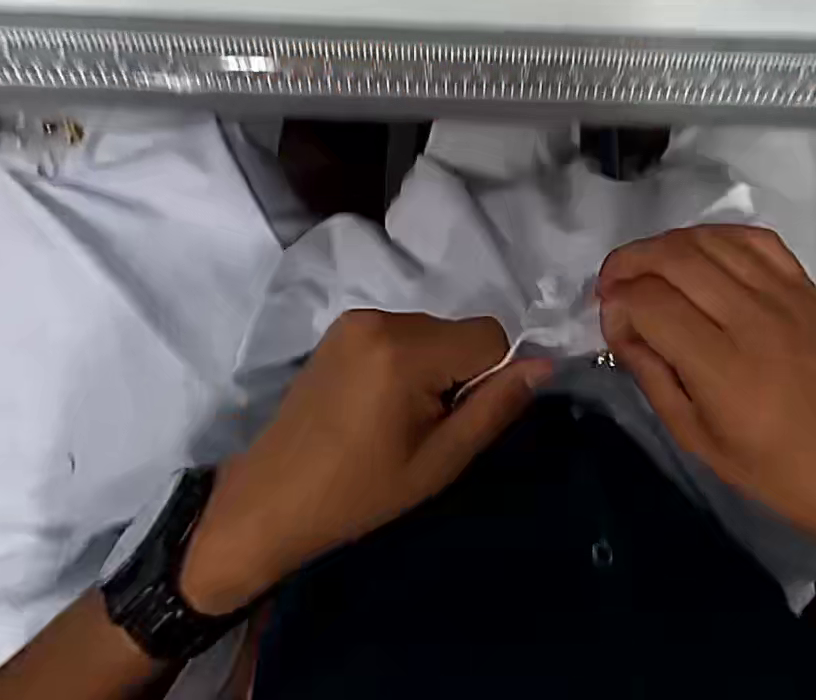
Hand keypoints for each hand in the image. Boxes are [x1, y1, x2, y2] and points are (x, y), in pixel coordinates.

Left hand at [179, 311, 550, 613]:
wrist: (270, 498)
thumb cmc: (358, 492)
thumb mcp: (439, 461)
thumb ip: (495, 407)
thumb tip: (544, 365)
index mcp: (406, 350)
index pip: (490, 336)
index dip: (490, 378)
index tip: (458, 419)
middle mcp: (382, 318)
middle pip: (459, 331)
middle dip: (460, 371)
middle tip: (425, 425)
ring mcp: (357, 317)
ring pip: (433, 330)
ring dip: (434, 364)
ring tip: (398, 415)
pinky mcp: (342, 325)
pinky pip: (402, 330)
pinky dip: (408, 357)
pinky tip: (379, 398)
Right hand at [597, 225, 815, 556]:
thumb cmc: (775, 470)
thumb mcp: (695, 437)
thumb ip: (650, 373)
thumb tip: (619, 324)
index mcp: (725, 370)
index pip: (650, 304)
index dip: (617, 306)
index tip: (612, 324)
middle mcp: (754, 320)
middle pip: (672, 258)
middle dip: (627, 263)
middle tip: (612, 284)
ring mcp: (785, 296)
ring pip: (706, 240)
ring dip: (662, 246)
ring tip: (646, 269)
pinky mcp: (806, 286)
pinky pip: (752, 238)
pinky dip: (713, 236)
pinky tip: (696, 254)